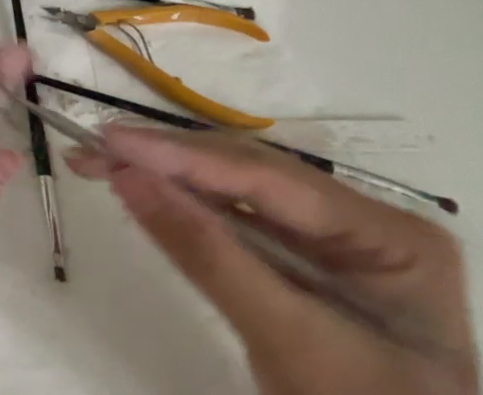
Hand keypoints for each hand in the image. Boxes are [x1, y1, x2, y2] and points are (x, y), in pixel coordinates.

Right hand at [68, 127, 479, 394]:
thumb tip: (126, 176)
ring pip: (236, 191)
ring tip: (100, 162)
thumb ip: (208, 255)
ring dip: (168, 177)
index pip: (270, 178)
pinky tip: (144, 193)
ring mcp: (336, 244)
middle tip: (90, 148)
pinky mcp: (302, 265)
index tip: (109, 139)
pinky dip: (185, 209)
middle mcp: (366, 223)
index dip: (184, 155)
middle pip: (251, 174)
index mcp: (392, 235)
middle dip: (169, 160)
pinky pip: (235, 222)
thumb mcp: (289, 342)